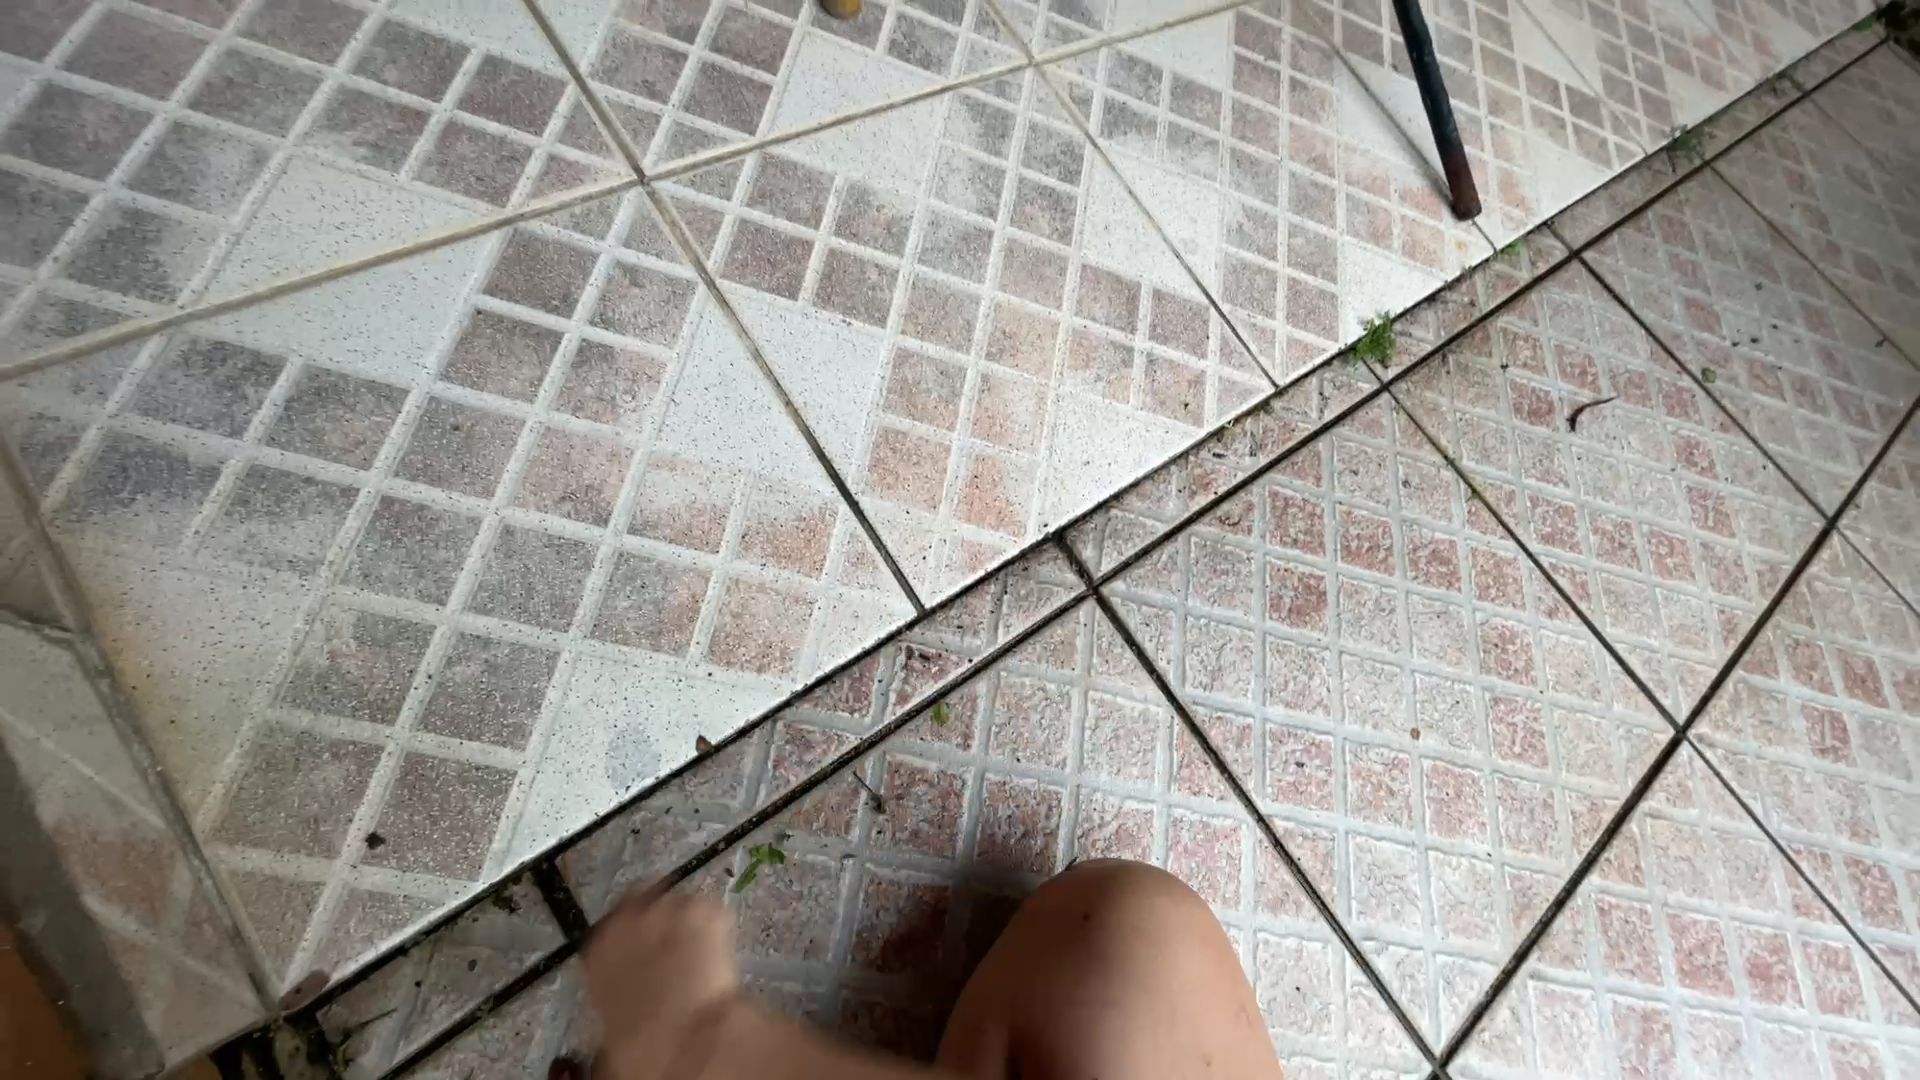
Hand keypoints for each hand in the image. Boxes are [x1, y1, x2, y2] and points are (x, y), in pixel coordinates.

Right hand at [585, 890, 739, 1079]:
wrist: (684, 1038)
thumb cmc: (640, 1044)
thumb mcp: (611, 1020)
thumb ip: (615, 991)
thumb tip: (626, 993)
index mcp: (598, 948)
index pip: (611, 927)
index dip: (631, 938)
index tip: (643, 951)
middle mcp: (630, 917)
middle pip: (644, 903)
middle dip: (659, 921)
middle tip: (676, 947)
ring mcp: (670, 906)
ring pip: (681, 906)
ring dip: (688, 924)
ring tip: (700, 953)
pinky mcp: (706, 907)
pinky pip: (711, 912)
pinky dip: (715, 927)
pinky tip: (717, 952)